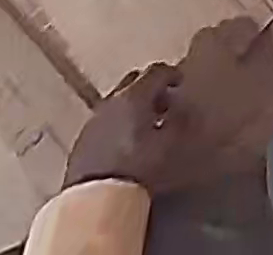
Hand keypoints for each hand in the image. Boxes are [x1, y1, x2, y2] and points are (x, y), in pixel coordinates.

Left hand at [63, 63, 186, 192]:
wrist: (94, 200)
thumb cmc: (137, 168)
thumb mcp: (167, 147)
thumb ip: (180, 124)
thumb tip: (188, 109)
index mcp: (134, 95)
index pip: (155, 71)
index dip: (170, 73)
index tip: (179, 81)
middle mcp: (113, 100)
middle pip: (134, 81)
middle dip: (151, 87)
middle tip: (165, 102)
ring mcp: (95, 118)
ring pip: (119, 100)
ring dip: (134, 106)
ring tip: (147, 124)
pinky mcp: (84, 138)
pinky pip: (106, 119)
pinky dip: (120, 121)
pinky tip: (126, 141)